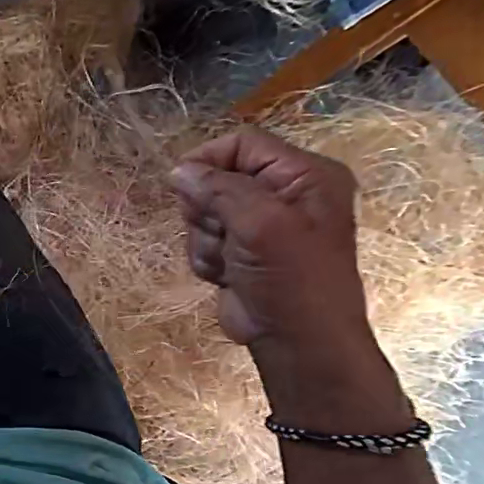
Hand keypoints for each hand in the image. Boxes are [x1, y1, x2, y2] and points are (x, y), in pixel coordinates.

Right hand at [172, 129, 407, 427]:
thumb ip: (219, 189)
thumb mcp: (260, 224)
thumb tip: (179, 170)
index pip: (242, 144)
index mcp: (304, 175)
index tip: (182, 186)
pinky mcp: (241, 250)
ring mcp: (260, 224)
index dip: (208, 160)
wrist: (296, 340)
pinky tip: (226, 275)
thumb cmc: (292, 279)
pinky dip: (206, 258)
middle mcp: (283, 194)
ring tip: (229, 261)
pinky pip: (203, 240)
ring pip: (204, 213)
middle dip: (206, 210)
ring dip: (205, 239)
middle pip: (216, 179)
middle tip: (223, 233)